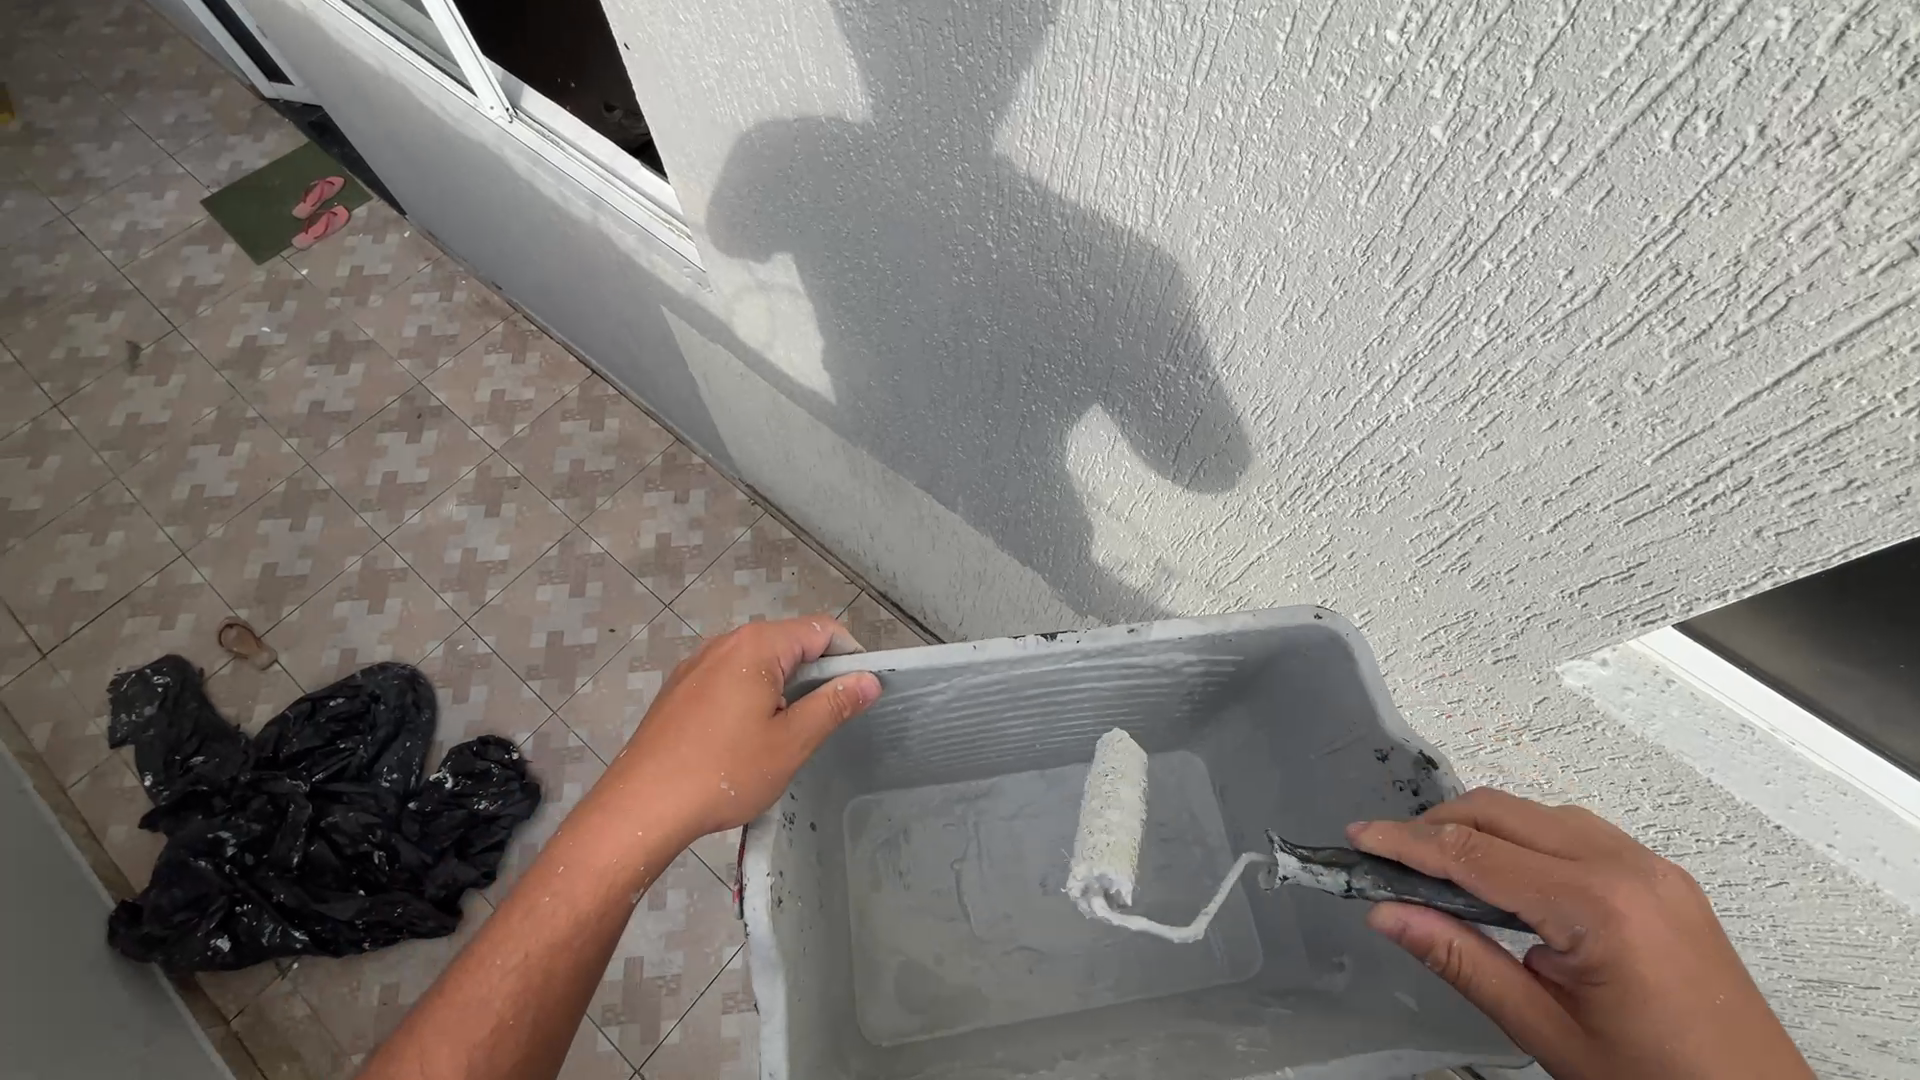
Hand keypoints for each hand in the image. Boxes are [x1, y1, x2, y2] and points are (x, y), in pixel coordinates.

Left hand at [590, 615, 879, 846]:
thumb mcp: (791, 742)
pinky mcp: (681, 688)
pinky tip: (746, 738)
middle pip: (790, 642)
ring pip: (760, 662)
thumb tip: (869, 680)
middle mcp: (726, 642)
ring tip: (788, 733)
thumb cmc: (723, 772)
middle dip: (817, 673)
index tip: (859, 694)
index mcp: (757, 645)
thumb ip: (834, 704)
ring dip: (785, 687)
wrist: (640, 808)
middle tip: (826, 720)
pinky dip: (753, 695)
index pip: (822, 629)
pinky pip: (732, 678)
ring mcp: (698, 664)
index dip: (850, 656)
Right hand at [1349, 789, 1813, 1079]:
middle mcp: (1628, 868)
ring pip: (1533, 812)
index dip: (1405, 842)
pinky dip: (1520, 835)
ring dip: (1477, 826)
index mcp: (1599, 907)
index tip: (1358, 838)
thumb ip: (1461, 960)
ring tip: (1437, 865)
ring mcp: (1652, 867)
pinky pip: (1571, 828)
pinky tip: (1501, 870)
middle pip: (1500, 811)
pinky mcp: (1662, 877)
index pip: (1472, 851)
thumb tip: (1386, 914)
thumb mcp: (1546, 1031)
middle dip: (1435, 826)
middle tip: (1388, 855)